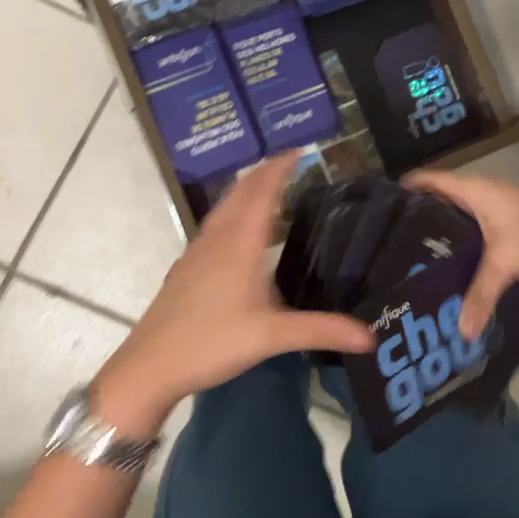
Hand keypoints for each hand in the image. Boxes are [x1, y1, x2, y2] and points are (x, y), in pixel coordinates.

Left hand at [94, 154, 374, 432]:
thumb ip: (320, 331)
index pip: (262, 192)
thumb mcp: (271, 337)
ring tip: (270, 188)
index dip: (280, 167)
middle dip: (265, 173)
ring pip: (225, 209)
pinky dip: (234, 213)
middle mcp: (217, 240)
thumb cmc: (210, 344)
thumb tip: (370, 335)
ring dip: (246, 190)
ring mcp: (197, 253)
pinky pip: (215, 226)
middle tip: (292, 162)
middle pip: (240, 193)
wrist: (148, 368)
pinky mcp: (187, 270)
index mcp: (239, 244)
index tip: (301, 149)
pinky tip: (241, 234)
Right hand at [404, 170, 518, 339]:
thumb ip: (480, 295)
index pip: (428, 179)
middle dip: (413, 214)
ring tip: (408, 254)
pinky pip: (466, 219)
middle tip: (387, 242)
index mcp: (472, 190)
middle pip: (436, 195)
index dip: (403, 189)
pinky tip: (446, 259)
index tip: (378, 211)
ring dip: (434, 226)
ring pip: (452, 209)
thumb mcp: (505, 264)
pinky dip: (453, 233)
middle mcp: (477, 190)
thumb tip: (461, 331)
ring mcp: (490, 201)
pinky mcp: (499, 216)